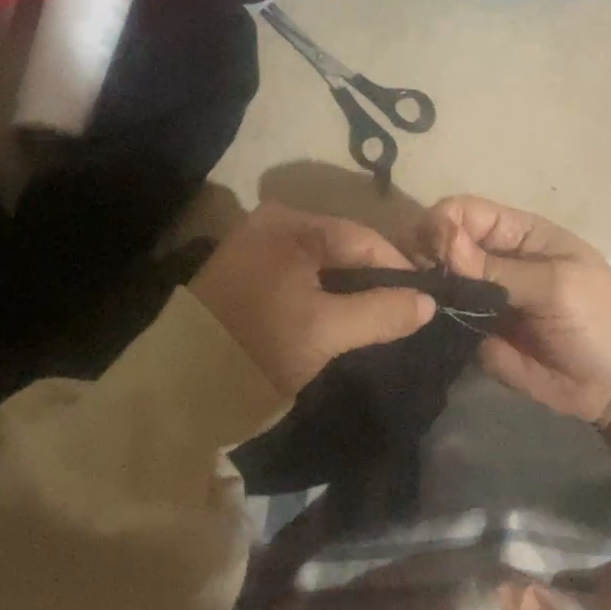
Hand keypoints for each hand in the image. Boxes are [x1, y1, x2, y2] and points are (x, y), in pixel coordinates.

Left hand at [189, 202, 436, 394]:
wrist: (181, 386)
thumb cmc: (261, 345)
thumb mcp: (327, 330)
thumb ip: (381, 312)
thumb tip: (429, 303)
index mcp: (290, 223)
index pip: (362, 238)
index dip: (397, 269)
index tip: (424, 301)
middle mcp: (271, 223)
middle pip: (341, 248)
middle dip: (373, 279)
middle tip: (403, 312)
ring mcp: (254, 247)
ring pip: (322, 264)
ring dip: (349, 289)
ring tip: (376, 319)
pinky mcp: (245, 274)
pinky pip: (300, 275)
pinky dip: (323, 294)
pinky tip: (339, 318)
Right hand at [429, 195, 610, 425]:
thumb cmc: (598, 321)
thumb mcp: (556, 286)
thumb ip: (498, 267)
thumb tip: (441, 240)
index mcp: (517, 233)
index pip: (464, 211)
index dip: (442, 223)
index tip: (432, 249)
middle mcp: (491, 258)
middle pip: (440, 242)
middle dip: (422, 253)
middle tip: (415, 280)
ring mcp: (478, 297)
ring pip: (434, 280)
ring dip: (419, 286)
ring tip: (415, 303)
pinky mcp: (471, 334)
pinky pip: (440, 319)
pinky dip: (426, 319)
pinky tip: (417, 324)